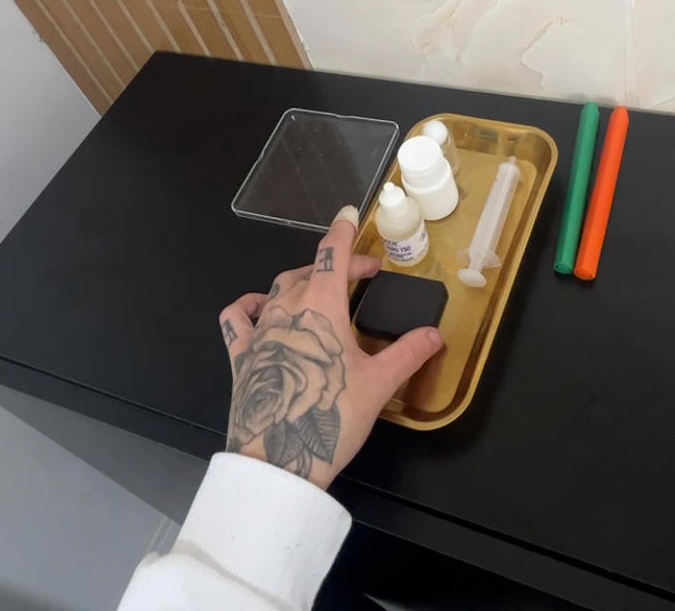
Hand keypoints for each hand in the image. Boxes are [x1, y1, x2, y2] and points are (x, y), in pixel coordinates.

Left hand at [218, 206, 444, 489]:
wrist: (278, 461)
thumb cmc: (331, 415)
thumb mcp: (379, 383)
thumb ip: (408, 353)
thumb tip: (436, 334)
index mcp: (321, 304)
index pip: (331, 253)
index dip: (342, 231)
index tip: (350, 214)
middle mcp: (286, 307)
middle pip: (311, 269)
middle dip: (337, 264)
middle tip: (363, 275)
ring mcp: (259, 330)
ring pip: (279, 288)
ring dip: (302, 281)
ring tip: (320, 291)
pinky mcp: (240, 354)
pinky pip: (238, 317)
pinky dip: (250, 305)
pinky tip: (259, 307)